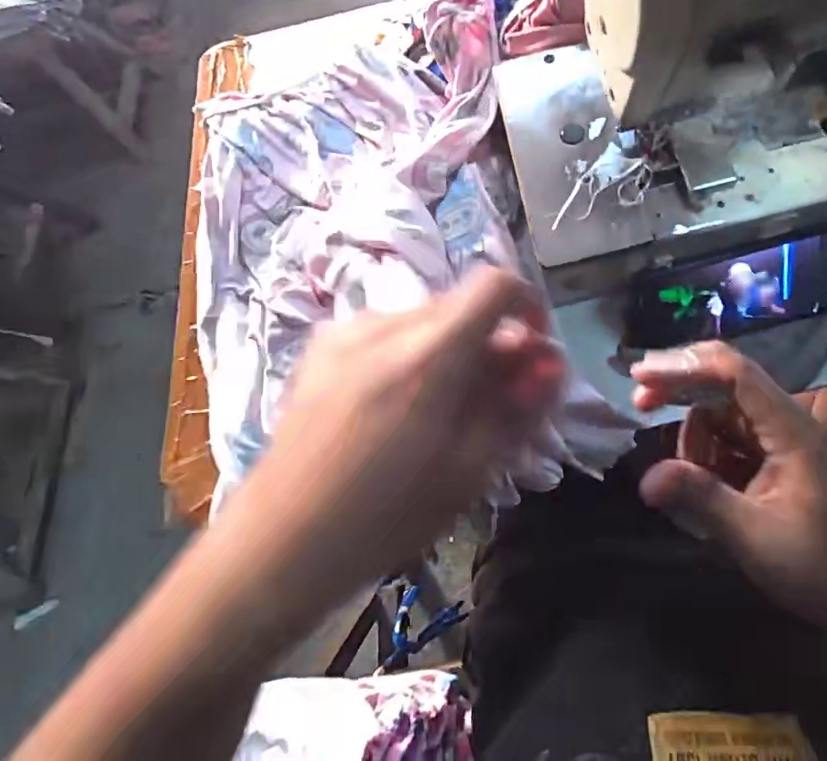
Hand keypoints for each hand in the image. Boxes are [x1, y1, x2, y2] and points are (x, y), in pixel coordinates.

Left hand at [239, 267, 564, 577]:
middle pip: (463, 304)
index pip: (497, 283)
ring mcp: (348, 330)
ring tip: (441, 410)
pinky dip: (414, 353)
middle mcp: (387, 323)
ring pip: (428, 318)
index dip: (528, 305)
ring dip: (453, 349)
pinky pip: (390, 330)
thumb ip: (518, 404)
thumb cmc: (385, 517)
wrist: (277, 544)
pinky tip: (398, 406)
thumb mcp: (471, 469)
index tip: (531, 352)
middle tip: (494, 397)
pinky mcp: (323, 345)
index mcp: (429, 352)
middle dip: (492, 341)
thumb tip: (549, 362)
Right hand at [631, 342, 826, 640]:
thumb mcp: (756, 537)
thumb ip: (701, 499)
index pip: (734, 372)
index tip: (641, 373)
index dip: (685, 365)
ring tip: (684, 480)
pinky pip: (733, 442)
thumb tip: (645, 478)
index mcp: (790, 428)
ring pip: (724, 415)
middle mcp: (787, 423)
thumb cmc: (825, 570)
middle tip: (640, 403)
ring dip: (696, 436)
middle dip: (681, 388)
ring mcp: (784, 442)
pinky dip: (710, 456)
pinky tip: (699, 485)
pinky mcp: (779, 462)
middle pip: (726, 383)